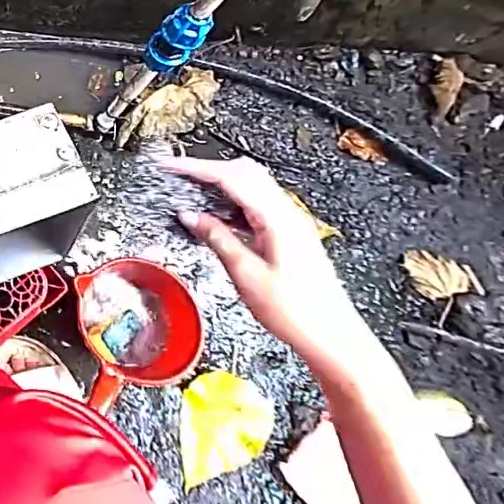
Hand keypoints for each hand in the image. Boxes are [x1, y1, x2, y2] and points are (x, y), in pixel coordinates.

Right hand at [158, 155, 393, 388]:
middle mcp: (287, 215)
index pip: (231, 178)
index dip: (195, 168)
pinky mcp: (287, 234)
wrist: (334, 337)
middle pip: (243, 172)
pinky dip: (230, 201)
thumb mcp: (246, 274)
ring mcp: (289, 224)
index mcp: (278, 219)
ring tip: (189, 192)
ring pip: (250, 186)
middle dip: (206, 169)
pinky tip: (214, 215)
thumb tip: (191, 216)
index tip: (170, 166)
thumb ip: (217, 239)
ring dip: (218, 184)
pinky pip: (255, 205)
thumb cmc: (298, 312)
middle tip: (176, 175)